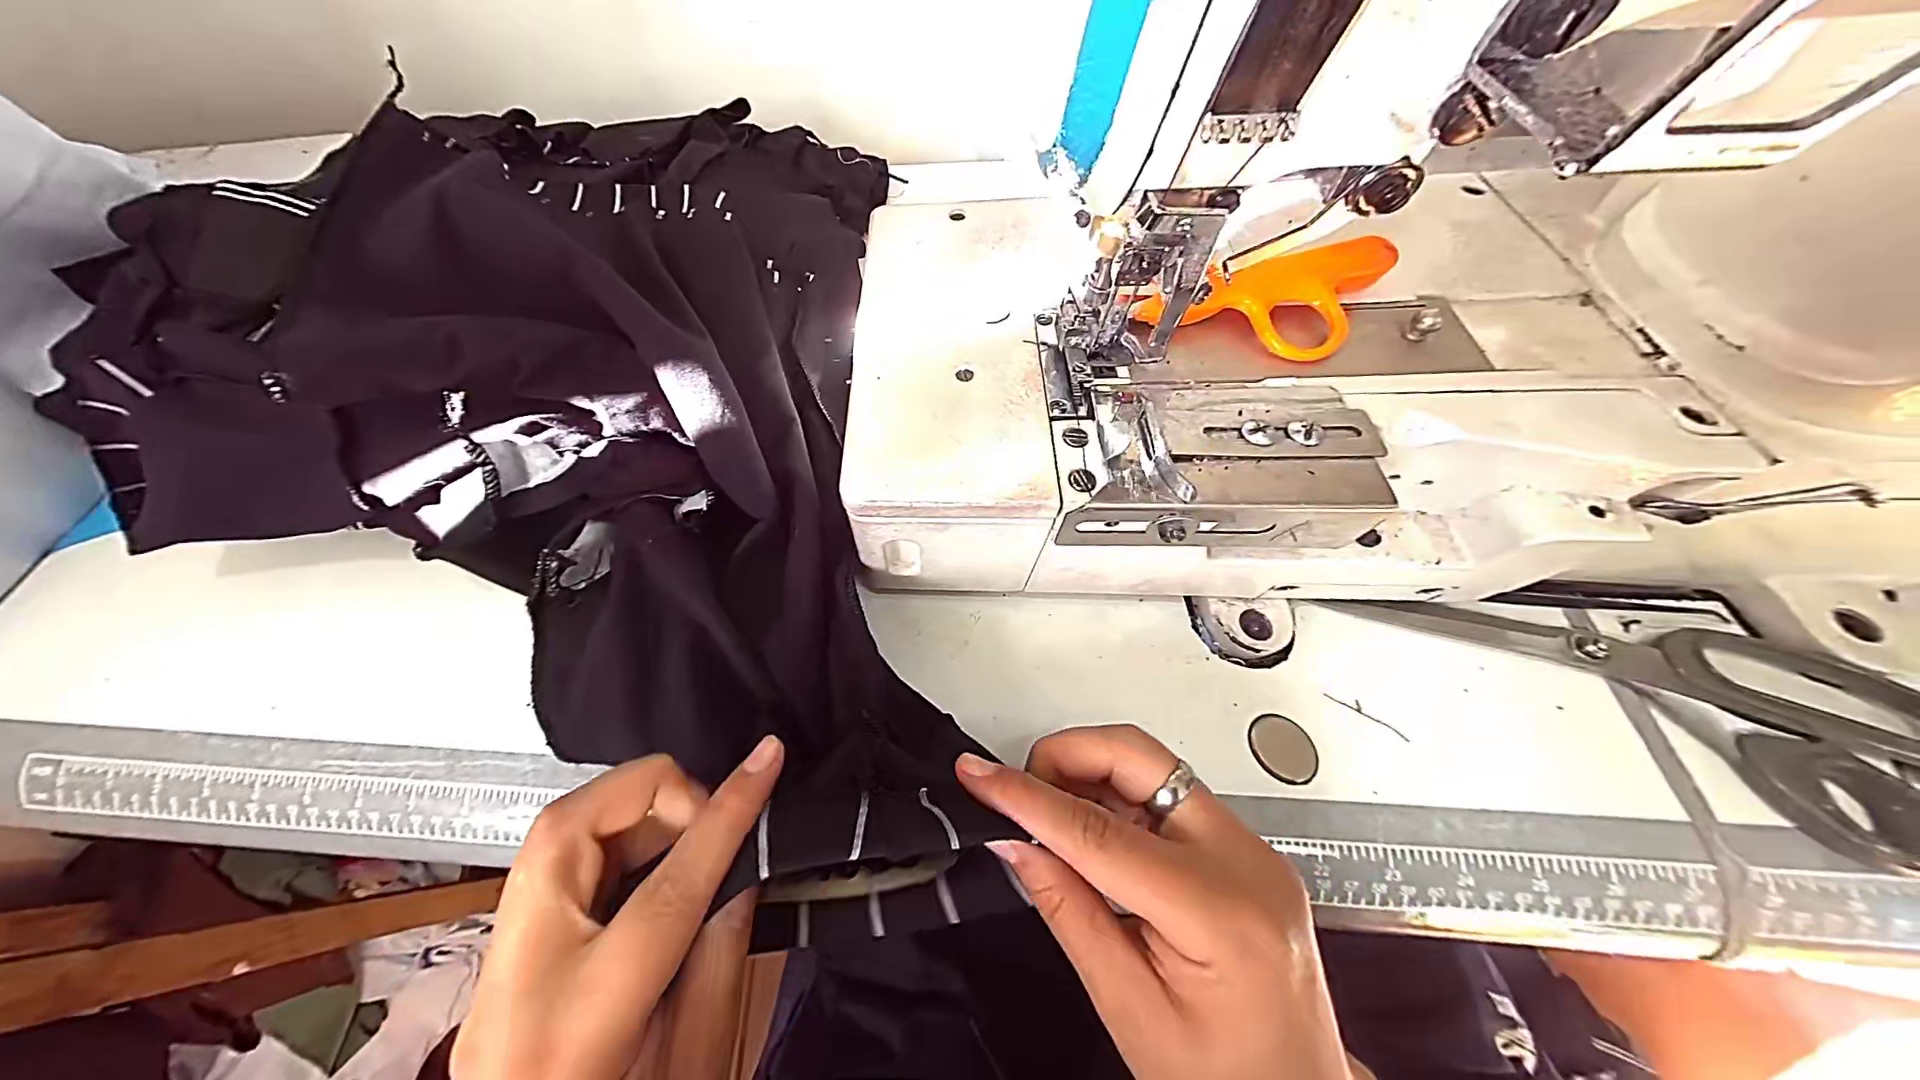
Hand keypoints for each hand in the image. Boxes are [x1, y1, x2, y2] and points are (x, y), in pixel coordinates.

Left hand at [454, 735, 783, 1079]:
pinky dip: (634, 844)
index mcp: (578, 1002)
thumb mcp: (681, 1058)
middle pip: (614, 803)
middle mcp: (523, 943)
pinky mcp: (514, 917)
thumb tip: (745, 871)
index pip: (678, 868)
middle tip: (714, 846)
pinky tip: (648, 885)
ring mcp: (510, 923)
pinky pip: (587, 841)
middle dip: (679, 807)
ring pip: (599, 812)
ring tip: (684, 870)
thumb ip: (723, 954)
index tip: (767, 759)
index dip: (734, 803)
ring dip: (657, 825)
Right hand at [956, 724, 1348, 1079]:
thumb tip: (1017, 844)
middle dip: (1068, 755)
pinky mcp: (1242, 845)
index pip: (1101, 832)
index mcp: (1219, 913)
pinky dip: (1116, 794)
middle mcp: (1246, 861)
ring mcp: (1250, 847)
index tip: (980, 775)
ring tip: (1049, 813)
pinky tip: (1090, 824)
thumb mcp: (1129, 1008)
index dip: (1029, 798)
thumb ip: (1068, 912)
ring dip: (1089, 771)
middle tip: (1019, 786)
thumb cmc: (1224, 1079)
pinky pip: (1167, 791)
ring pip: (1153, 763)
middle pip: (1140, 758)